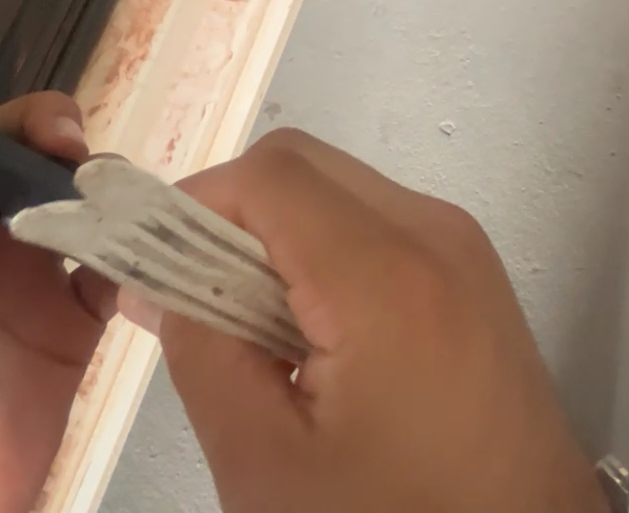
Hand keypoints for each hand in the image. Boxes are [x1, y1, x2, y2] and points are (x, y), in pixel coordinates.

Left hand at [0, 0, 114, 512]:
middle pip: (1, 148)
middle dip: (34, 124)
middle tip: (62, 143)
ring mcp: (24, 276)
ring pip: (69, 190)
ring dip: (94, 174)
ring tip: (108, 191)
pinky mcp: (77, 316)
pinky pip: (118, 257)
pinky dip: (137, 239)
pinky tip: (142, 242)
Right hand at [127, 128, 604, 512]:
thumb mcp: (268, 464)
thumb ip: (203, 352)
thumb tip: (160, 279)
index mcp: (385, 272)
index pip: (270, 175)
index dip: (197, 202)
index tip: (156, 259)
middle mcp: (432, 229)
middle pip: (304, 164)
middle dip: (234, 211)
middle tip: (199, 292)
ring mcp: (461, 241)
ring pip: (338, 184)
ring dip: (280, 229)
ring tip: (256, 319)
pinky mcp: (471, 263)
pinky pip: (377, 215)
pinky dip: (326, 244)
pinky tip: (315, 322)